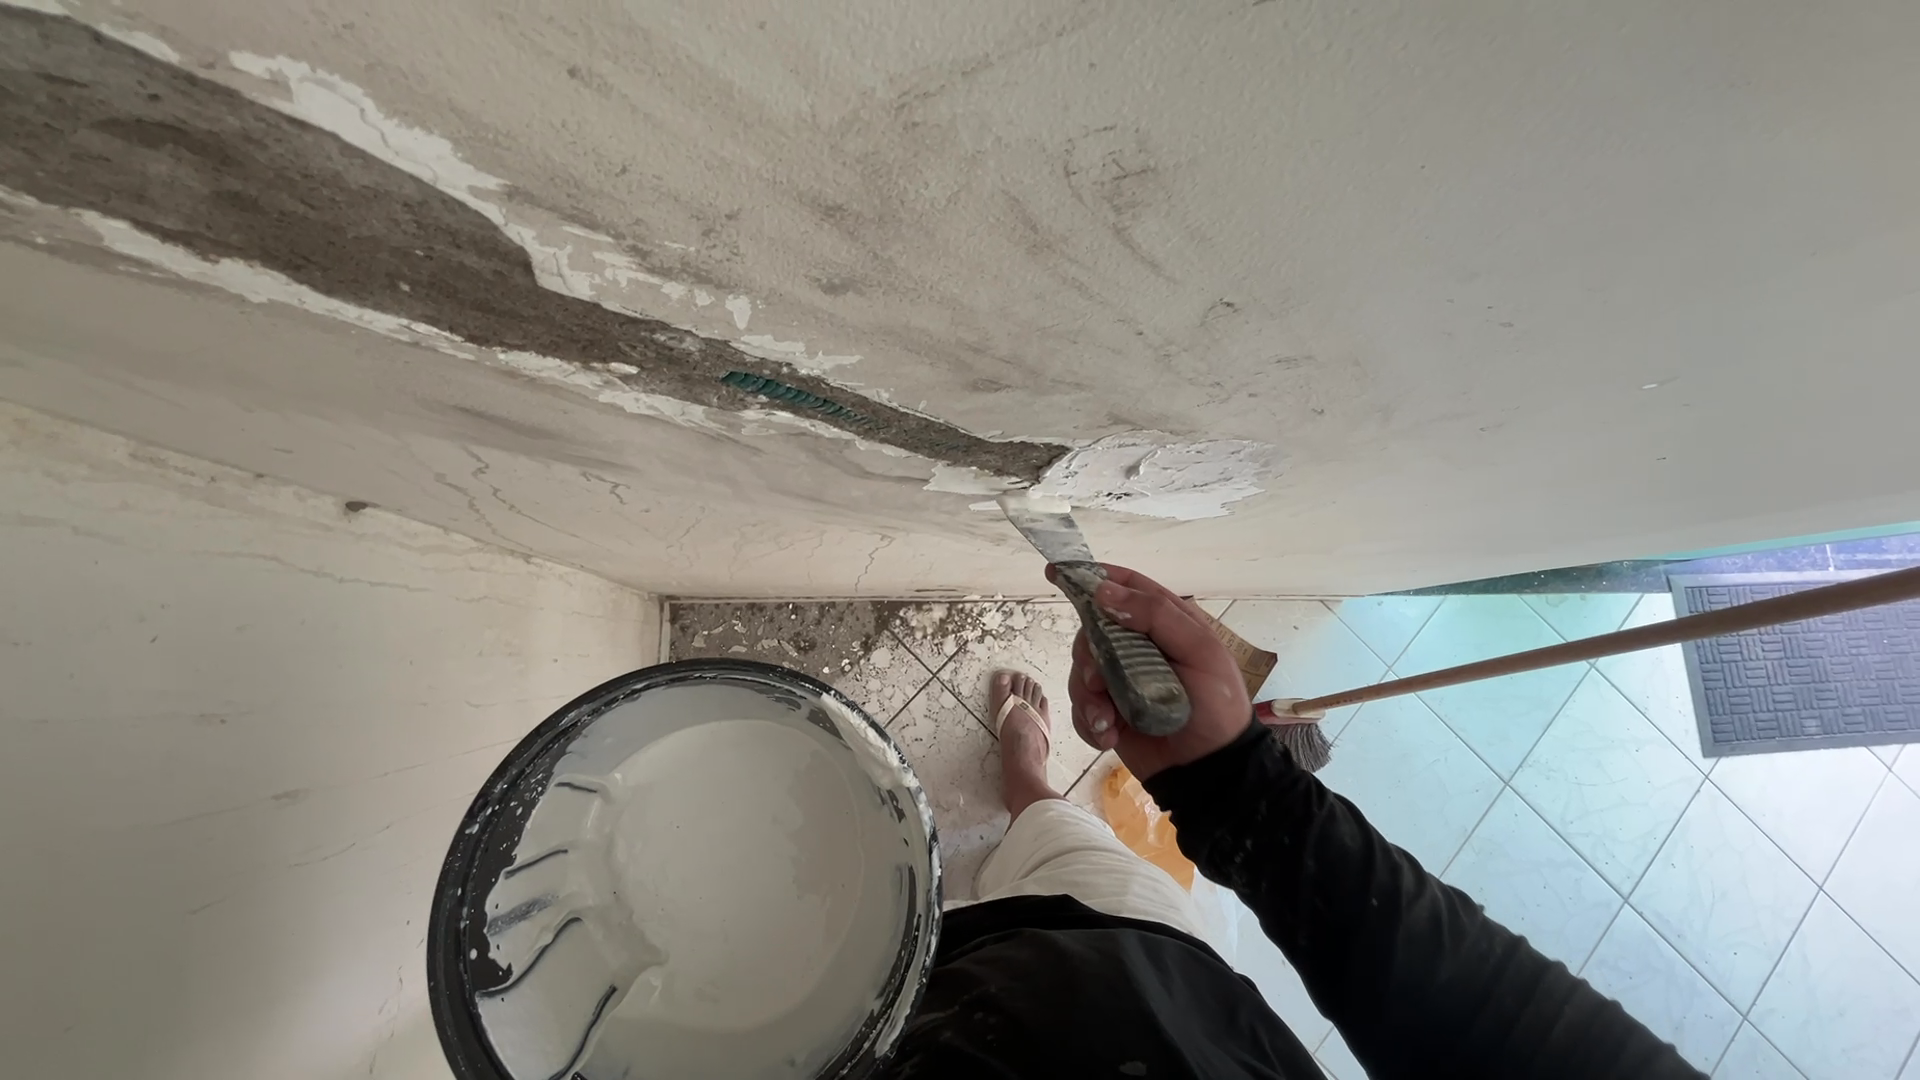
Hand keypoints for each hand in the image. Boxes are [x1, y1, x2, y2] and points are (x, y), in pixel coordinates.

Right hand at [1054, 563, 1252, 780]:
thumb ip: (1156, 616)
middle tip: (1098, 680)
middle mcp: (1137, 646)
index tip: (1060, 573)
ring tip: (1106, 719)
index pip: (1125, 586)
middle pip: (1092, 630)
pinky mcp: (1109, 712)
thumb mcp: (1200, 651)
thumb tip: (1103, 591)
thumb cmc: (1216, 705)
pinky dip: (1089, 722)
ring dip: (1087, 696)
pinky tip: (1108, 736)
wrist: (1210, 771)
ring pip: (1081, 670)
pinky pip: (1081, 707)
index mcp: (1164, 622)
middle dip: (1087, 655)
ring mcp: (1120, 679)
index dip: (1093, 577)